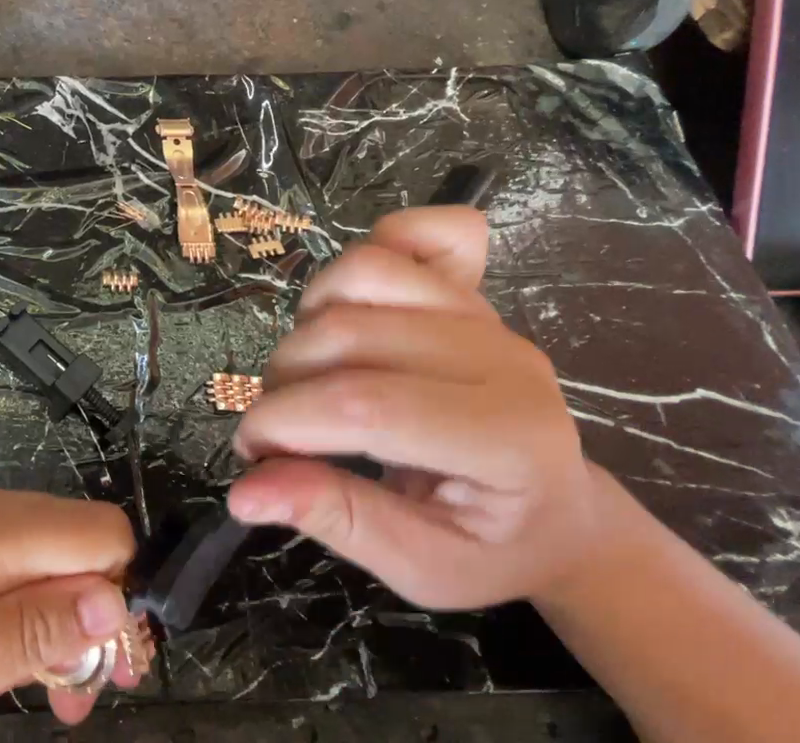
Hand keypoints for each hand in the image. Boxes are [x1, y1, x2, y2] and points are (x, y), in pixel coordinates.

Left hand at [0, 481, 137, 742]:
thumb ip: (25, 634)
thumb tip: (111, 601)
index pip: (102, 534)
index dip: (119, 600)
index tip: (105, 667)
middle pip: (79, 541)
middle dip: (94, 614)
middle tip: (75, 693)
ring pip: (47, 552)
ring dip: (60, 617)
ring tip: (42, 688)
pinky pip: (8, 558)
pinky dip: (22, 606)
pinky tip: (1, 656)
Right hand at [227, 206, 608, 609]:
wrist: (556, 512)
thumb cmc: (492, 548)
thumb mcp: (420, 567)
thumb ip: (336, 519)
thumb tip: (243, 493)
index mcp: (506, 439)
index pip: (365, 406)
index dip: (283, 421)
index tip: (250, 455)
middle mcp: (500, 358)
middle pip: (349, 334)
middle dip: (282, 383)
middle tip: (275, 434)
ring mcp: (485, 315)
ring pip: (363, 273)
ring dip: (307, 324)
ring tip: (309, 378)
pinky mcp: (470, 290)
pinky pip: (416, 233)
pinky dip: (375, 246)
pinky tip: (351, 302)